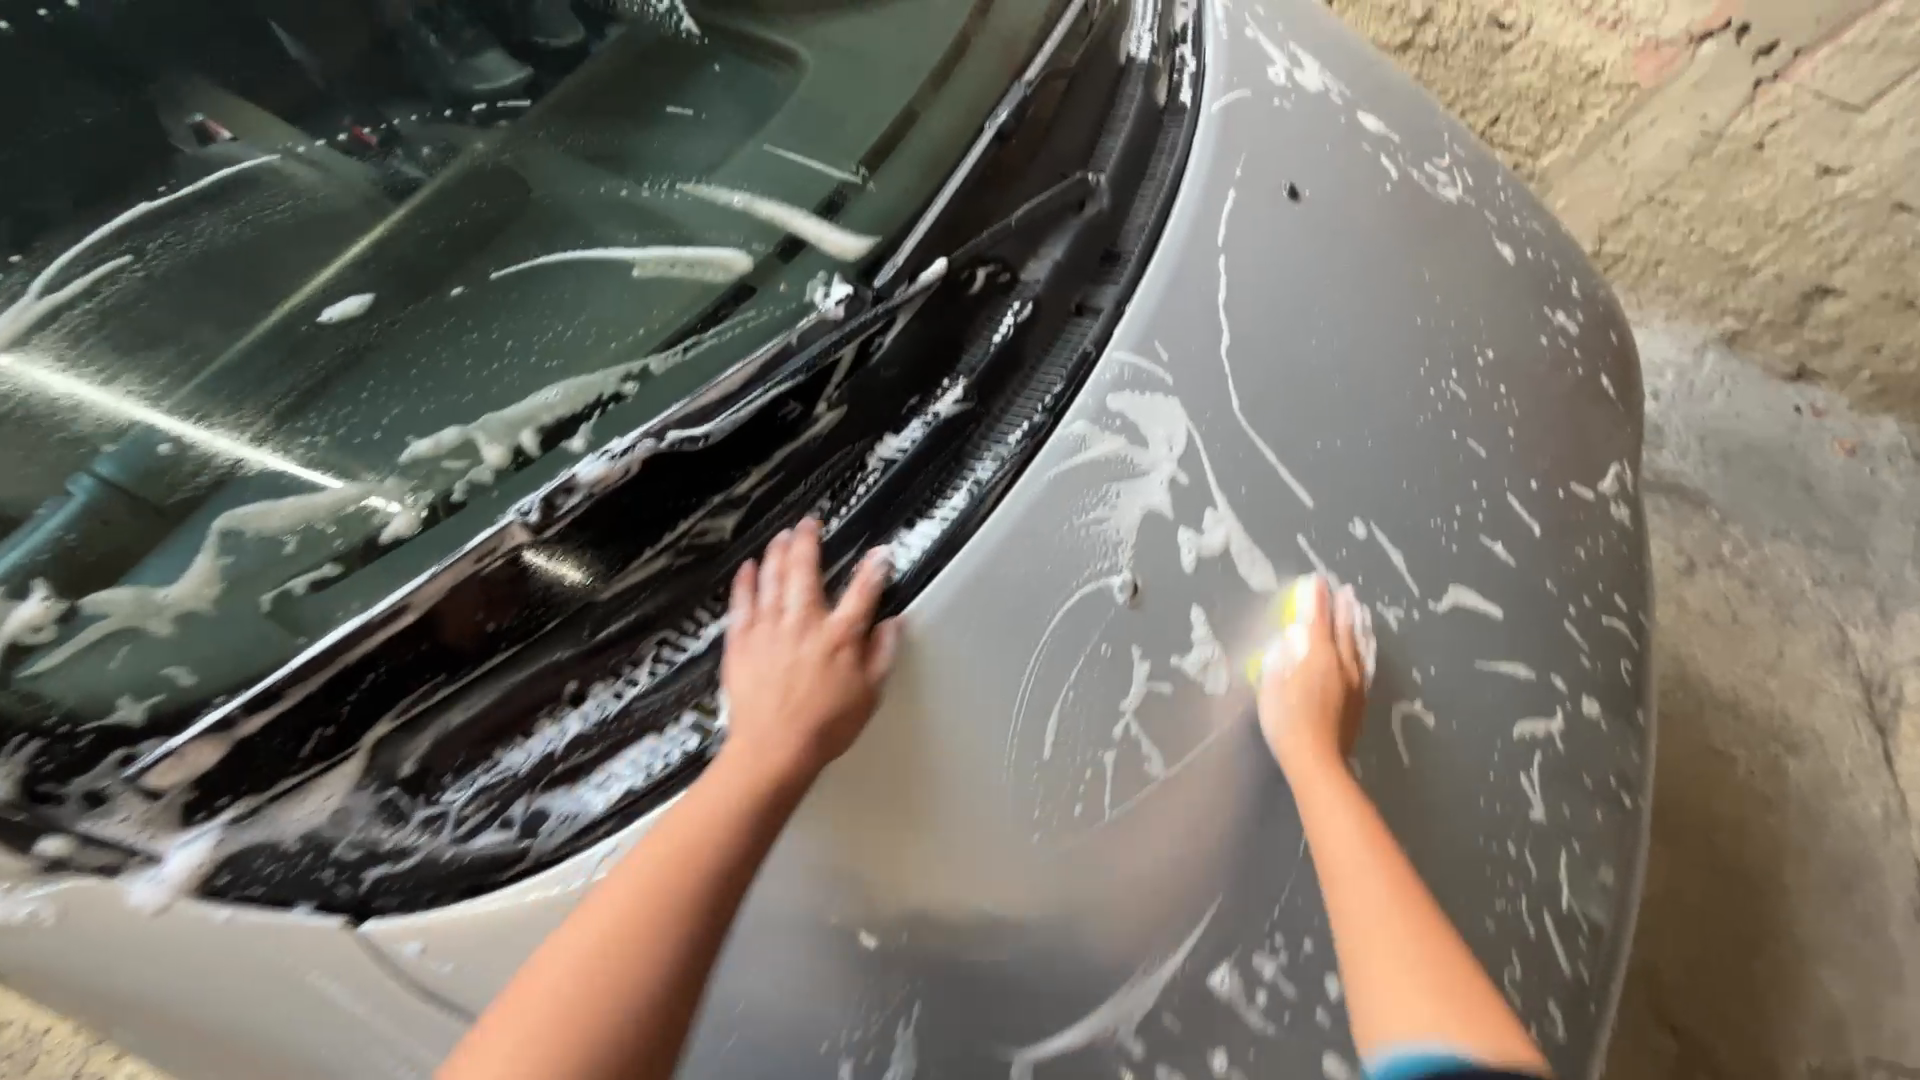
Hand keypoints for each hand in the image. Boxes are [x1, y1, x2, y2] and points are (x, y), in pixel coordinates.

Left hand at [720, 518, 899, 785]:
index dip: (874, 567)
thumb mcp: (869, 694)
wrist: (774, 750)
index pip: (863, 591)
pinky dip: (745, 582)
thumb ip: (882, 654)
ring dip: (777, 553)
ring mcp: (770, 630)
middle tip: (809, 524)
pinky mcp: (742, 642)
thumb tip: (893, 625)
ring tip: (781, 536)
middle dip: (809, 541)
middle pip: (806, 570)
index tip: (880, 552)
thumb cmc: (823, 727)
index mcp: (840, 636)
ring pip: (772, 579)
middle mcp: (805, 624)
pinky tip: (747, 568)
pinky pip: (742, 602)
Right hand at [1257, 575, 1367, 777]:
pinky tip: (1363, 650)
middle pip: (1344, 629)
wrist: (1317, 759)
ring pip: (1359, 646)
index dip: (1317, 599)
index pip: (1317, 620)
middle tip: (1346, 590)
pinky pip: (1364, 664)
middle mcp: (1341, 664)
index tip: (1317, 580)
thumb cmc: (1286, 721)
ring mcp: (1355, 682)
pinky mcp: (1360, 699)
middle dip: (1343, 608)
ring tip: (1360, 611)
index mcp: (1318, 657)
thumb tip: (1290, 640)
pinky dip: (1363, 649)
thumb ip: (1281, 658)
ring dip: (1358, 626)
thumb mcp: (1271, 686)